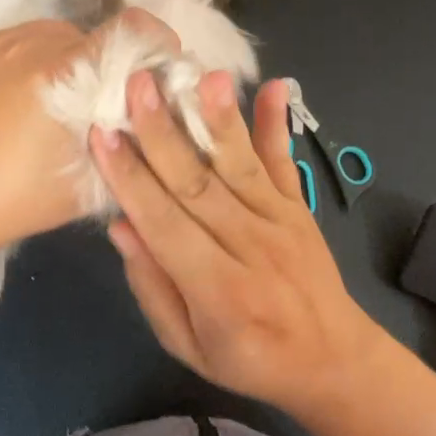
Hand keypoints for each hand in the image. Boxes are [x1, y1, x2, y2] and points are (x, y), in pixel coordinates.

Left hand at [0, 10, 179, 256]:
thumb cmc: (29, 197)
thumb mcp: (99, 172)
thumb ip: (134, 132)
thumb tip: (160, 102)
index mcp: (65, 74)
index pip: (129, 27)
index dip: (155, 41)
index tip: (162, 65)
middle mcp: (36, 45)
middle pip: (97, 35)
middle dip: (112, 62)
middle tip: (110, 99)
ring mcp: (6, 42)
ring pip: (66, 33)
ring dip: (78, 59)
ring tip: (71, 98)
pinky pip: (35, 37)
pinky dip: (47, 56)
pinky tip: (40, 92)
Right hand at [91, 74, 394, 421]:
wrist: (334, 361)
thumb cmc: (249, 358)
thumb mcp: (187, 346)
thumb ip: (153, 287)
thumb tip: (121, 225)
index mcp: (217, 290)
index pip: (164, 223)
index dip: (130, 179)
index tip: (101, 134)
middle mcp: (249, 247)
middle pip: (197, 184)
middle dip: (163, 132)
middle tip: (136, 85)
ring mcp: (279, 221)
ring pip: (241, 164)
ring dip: (220, 117)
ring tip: (202, 74)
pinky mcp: (298, 206)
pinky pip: (284, 161)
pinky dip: (278, 123)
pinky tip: (276, 85)